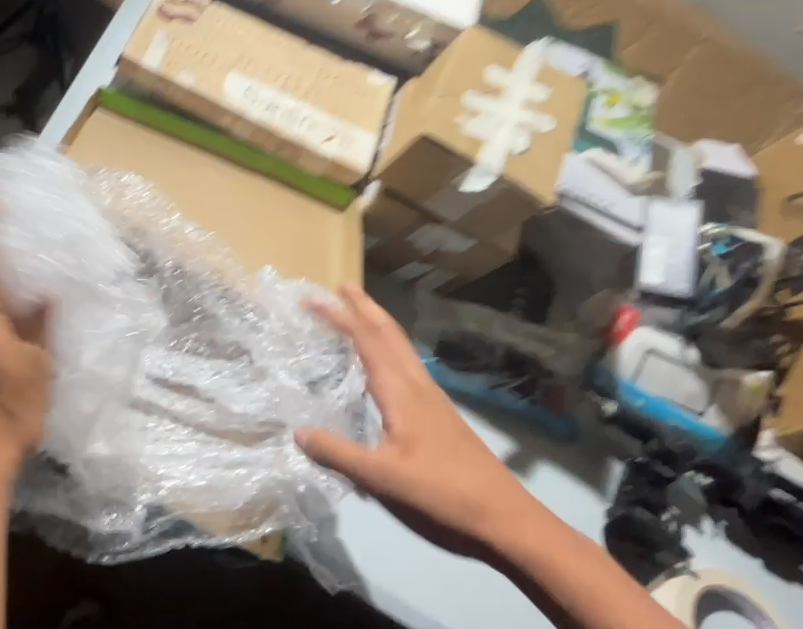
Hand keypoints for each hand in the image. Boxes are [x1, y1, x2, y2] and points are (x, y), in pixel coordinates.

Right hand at [295, 284, 543, 557]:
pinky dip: (388, 348)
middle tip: (342, 285)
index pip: (366, 341)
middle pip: (389, 334)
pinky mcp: (439, 414)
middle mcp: (417, 386)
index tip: (312, 297)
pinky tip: (383, 365)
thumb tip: (297, 431)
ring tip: (358, 312)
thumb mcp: (383, 478)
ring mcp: (432, 399)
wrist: (505, 518)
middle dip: (364, 307)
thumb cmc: (443, 493)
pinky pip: (407, 365)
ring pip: (401, 348)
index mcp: (401, 392)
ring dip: (378, 324)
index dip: (339, 316)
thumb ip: (338, 454)